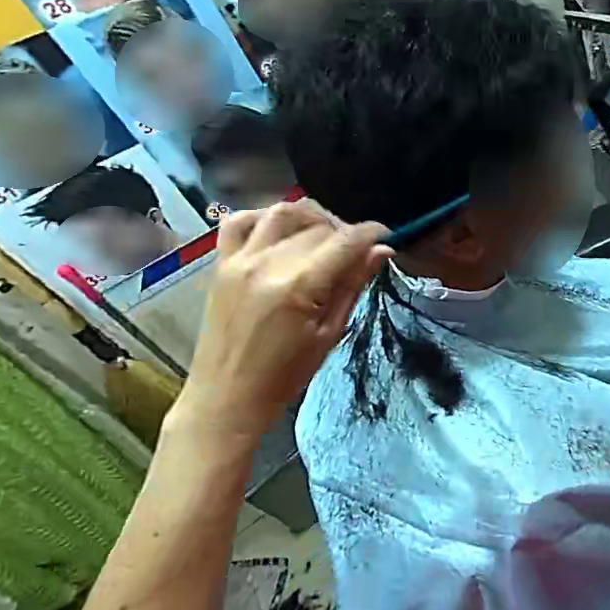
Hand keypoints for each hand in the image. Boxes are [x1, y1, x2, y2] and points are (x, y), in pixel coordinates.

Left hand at [174, 201, 391, 442]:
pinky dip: (263, 216)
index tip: (388, 236)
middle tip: (356, 251)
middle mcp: (268, 263)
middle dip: (345, 231)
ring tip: (323, 236)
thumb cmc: (286, 374)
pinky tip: (280, 231)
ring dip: (311, 217)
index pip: (346, 240)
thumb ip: (354, 284)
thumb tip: (382, 249)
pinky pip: (240, 221)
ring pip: (283, 212)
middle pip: (319, 225)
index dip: (373, 232)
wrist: (226, 398)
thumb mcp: (331, 332)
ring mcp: (240, 260)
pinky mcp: (221, 264)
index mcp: (300, 285)